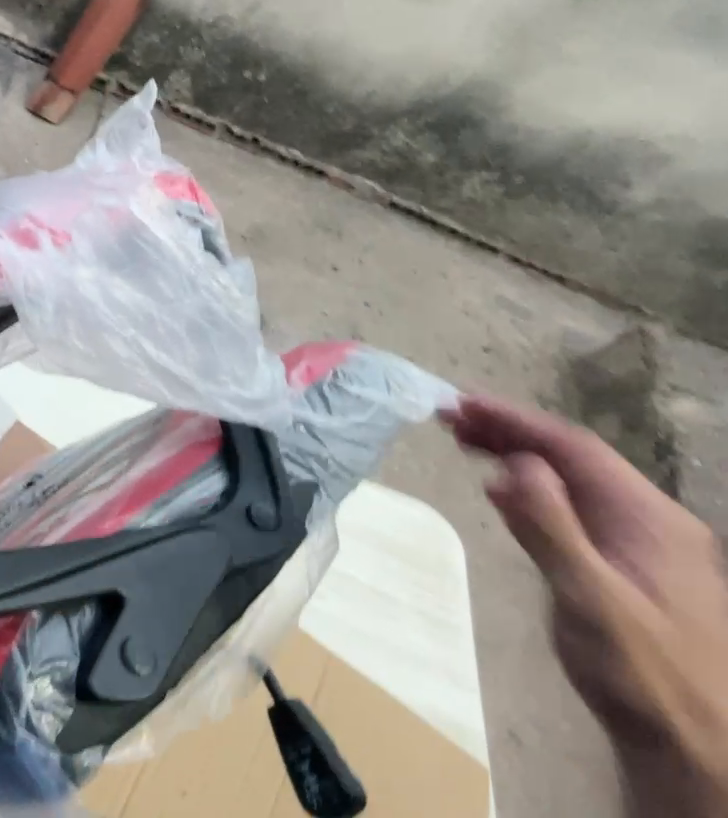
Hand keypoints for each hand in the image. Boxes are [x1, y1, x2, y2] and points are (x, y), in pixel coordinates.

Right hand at [444, 395, 727, 815]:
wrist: (694, 738)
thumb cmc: (639, 667)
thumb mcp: (589, 597)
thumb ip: (551, 528)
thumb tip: (512, 464)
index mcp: (647, 518)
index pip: (572, 448)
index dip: (513, 419)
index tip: (455, 403)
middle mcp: (652, 519)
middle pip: (575, 456)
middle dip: (511, 429)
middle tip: (447, 416)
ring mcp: (645, 541)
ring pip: (575, 477)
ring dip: (519, 452)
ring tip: (465, 439)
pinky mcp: (630, 562)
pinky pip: (576, 501)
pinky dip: (532, 482)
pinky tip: (505, 486)